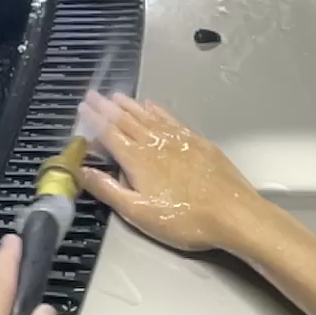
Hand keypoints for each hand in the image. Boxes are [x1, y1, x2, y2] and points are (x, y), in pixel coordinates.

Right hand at [73, 92, 267, 252]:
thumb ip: (107, 189)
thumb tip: (81, 171)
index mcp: (137, 159)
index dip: (93, 119)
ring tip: (116, 95)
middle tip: (93, 94)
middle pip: (125, 119)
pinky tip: (152, 105)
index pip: (109, 132)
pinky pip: (170, 119)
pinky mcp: (196, 142)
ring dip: (129, 104)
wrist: (234, 214)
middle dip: (106, 106)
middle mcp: (154, 142)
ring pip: (147, 115)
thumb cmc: (184, 219)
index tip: (82, 107)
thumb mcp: (139, 213)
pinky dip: (158, 110)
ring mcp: (177, 139)